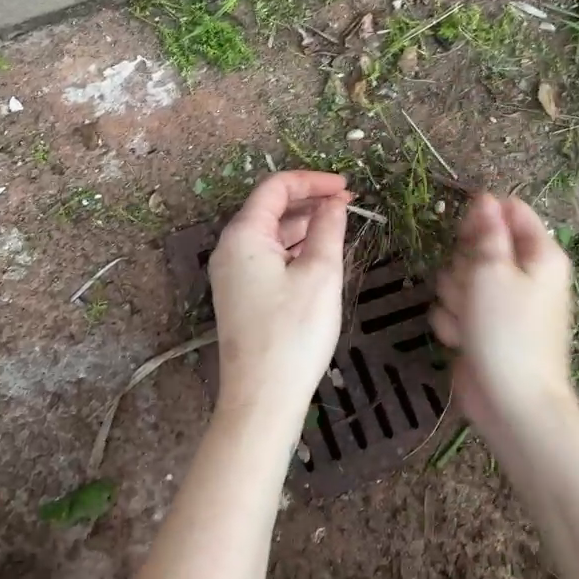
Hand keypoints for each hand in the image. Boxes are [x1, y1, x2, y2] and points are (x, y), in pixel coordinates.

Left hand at [207, 171, 353, 430]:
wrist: (262, 398)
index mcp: (243, 234)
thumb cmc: (293, 333)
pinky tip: (319, 253)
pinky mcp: (239, 293)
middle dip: (309, 200)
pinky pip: (267, 255)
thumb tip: (334, 203)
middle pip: (269, 207)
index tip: (346, 187)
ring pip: (270, 232)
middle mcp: (230, 247)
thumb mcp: (320, 275)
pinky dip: (293, 247)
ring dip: (303, 224)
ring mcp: (231, 272)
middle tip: (348, 204)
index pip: (275, 187)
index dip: (312, 181)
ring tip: (339, 225)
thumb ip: (328, 229)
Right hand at [430, 193, 578, 439]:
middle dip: (463, 264)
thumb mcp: (492, 271)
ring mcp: (502, 302)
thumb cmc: (507, 332)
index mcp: (539, 254)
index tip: (465, 232)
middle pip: (477, 244)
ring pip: (458, 276)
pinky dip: (454, 322)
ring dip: (455, 297)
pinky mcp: (481, 326)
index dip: (482, 216)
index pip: (509, 210)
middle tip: (471, 286)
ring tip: (468, 320)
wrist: (512, 404)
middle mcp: (524, 274)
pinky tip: (462, 340)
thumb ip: (486, 231)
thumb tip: (485, 197)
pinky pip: (455, 307)